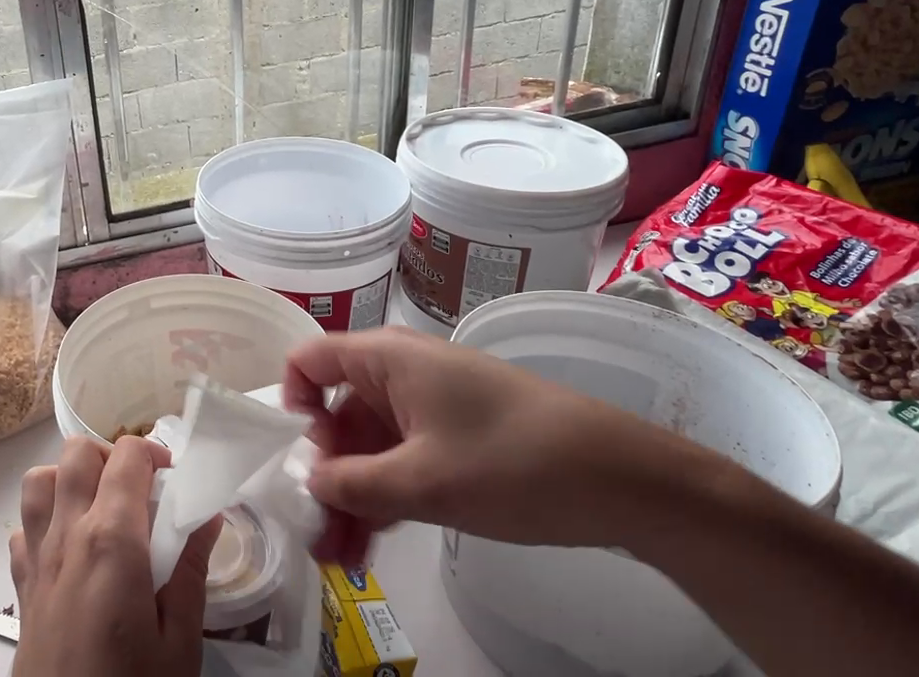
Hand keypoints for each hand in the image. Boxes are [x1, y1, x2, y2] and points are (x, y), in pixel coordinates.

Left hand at [9, 436, 221, 676]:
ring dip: (68, 477)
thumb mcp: (180, 637)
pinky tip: (68, 546)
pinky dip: (42, 520)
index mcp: (111, 539)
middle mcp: (66, 533)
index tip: (173, 477)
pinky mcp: (19, 584)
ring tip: (99, 505)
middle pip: (76, 453)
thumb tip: (207, 513)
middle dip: (109, 454)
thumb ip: (189, 566)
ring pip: (39, 480)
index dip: (152, 452)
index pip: (126, 457)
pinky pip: (22, 526)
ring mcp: (36, 556)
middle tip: (138, 488)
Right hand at [282, 326, 732, 564]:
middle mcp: (401, 375)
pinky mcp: (456, 439)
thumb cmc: (512, 463)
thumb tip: (311, 484)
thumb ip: (354, 484)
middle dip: (322, 475)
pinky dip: (385, 499)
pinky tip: (370, 548)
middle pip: (337, 414)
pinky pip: (402, 462)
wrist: (627, 480)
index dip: (291, 403)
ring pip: (370, 447)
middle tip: (315, 536)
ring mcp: (430, 408)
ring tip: (339, 560)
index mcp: (386, 360)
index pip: (309, 360)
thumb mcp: (423, 482)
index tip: (297, 458)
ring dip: (352, 499)